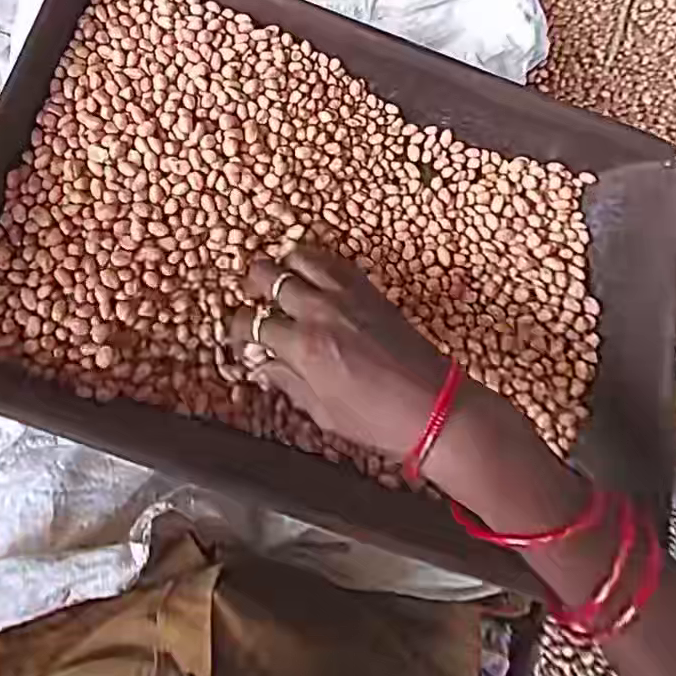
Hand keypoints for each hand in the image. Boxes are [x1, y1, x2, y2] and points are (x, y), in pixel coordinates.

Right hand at [225, 245, 461, 458]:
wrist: (438, 409)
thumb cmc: (378, 419)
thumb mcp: (322, 411)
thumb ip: (287, 381)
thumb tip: (262, 365)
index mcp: (304, 346)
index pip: (251, 322)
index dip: (236, 327)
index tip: (237, 336)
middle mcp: (320, 312)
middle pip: (267, 275)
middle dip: (252, 287)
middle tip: (254, 301)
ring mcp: (346, 295)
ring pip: (299, 256)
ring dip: (284, 267)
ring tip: (282, 282)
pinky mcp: (369, 290)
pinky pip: (333, 262)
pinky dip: (316, 265)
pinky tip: (314, 280)